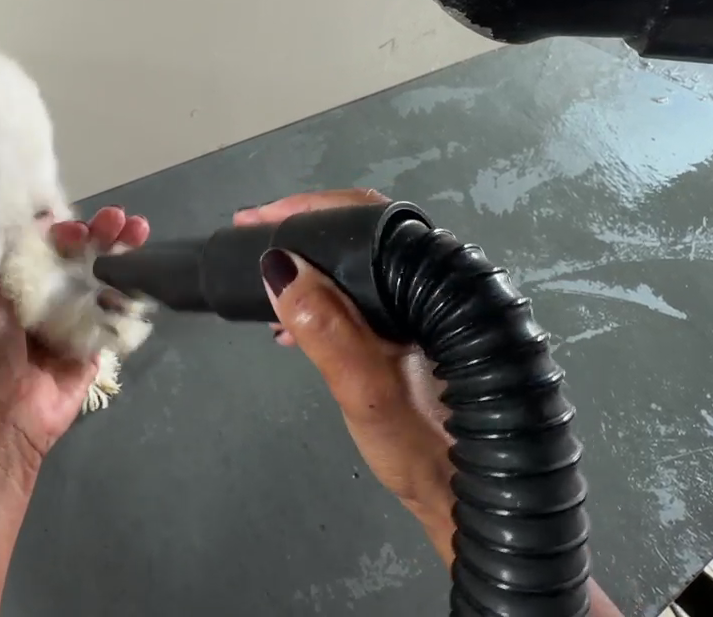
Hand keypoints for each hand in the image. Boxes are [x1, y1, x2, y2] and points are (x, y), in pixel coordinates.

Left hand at [0, 208, 149, 465]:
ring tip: (138, 231)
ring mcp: (73, 317)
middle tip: (120, 219)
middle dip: (102, 232)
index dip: (65, 227)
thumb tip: (43, 215)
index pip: (48, 241)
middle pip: (81, 254)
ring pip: (103, 276)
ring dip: (122, 252)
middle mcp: (46, 293)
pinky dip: (130, 292)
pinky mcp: (94, 343)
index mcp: (16, 280)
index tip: (74, 227)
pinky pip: (116, 313)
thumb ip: (14, 256)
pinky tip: (144, 273)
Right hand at [239, 190, 458, 555]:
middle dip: (299, 230)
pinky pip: (360, 290)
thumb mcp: (364, 389)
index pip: (363, 217)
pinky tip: (294, 318)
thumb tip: (278, 265)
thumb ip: (325, 329)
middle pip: (359, 232)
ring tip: (261, 275)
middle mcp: (435, 282)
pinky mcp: (415, 328)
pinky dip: (322, 292)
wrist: (465, 502)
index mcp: (431, 282)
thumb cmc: (419, 448)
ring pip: (357, 262)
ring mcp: (425, 306)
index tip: (255, 220)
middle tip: (248, 233)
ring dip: (308, 263)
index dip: (304, 210)